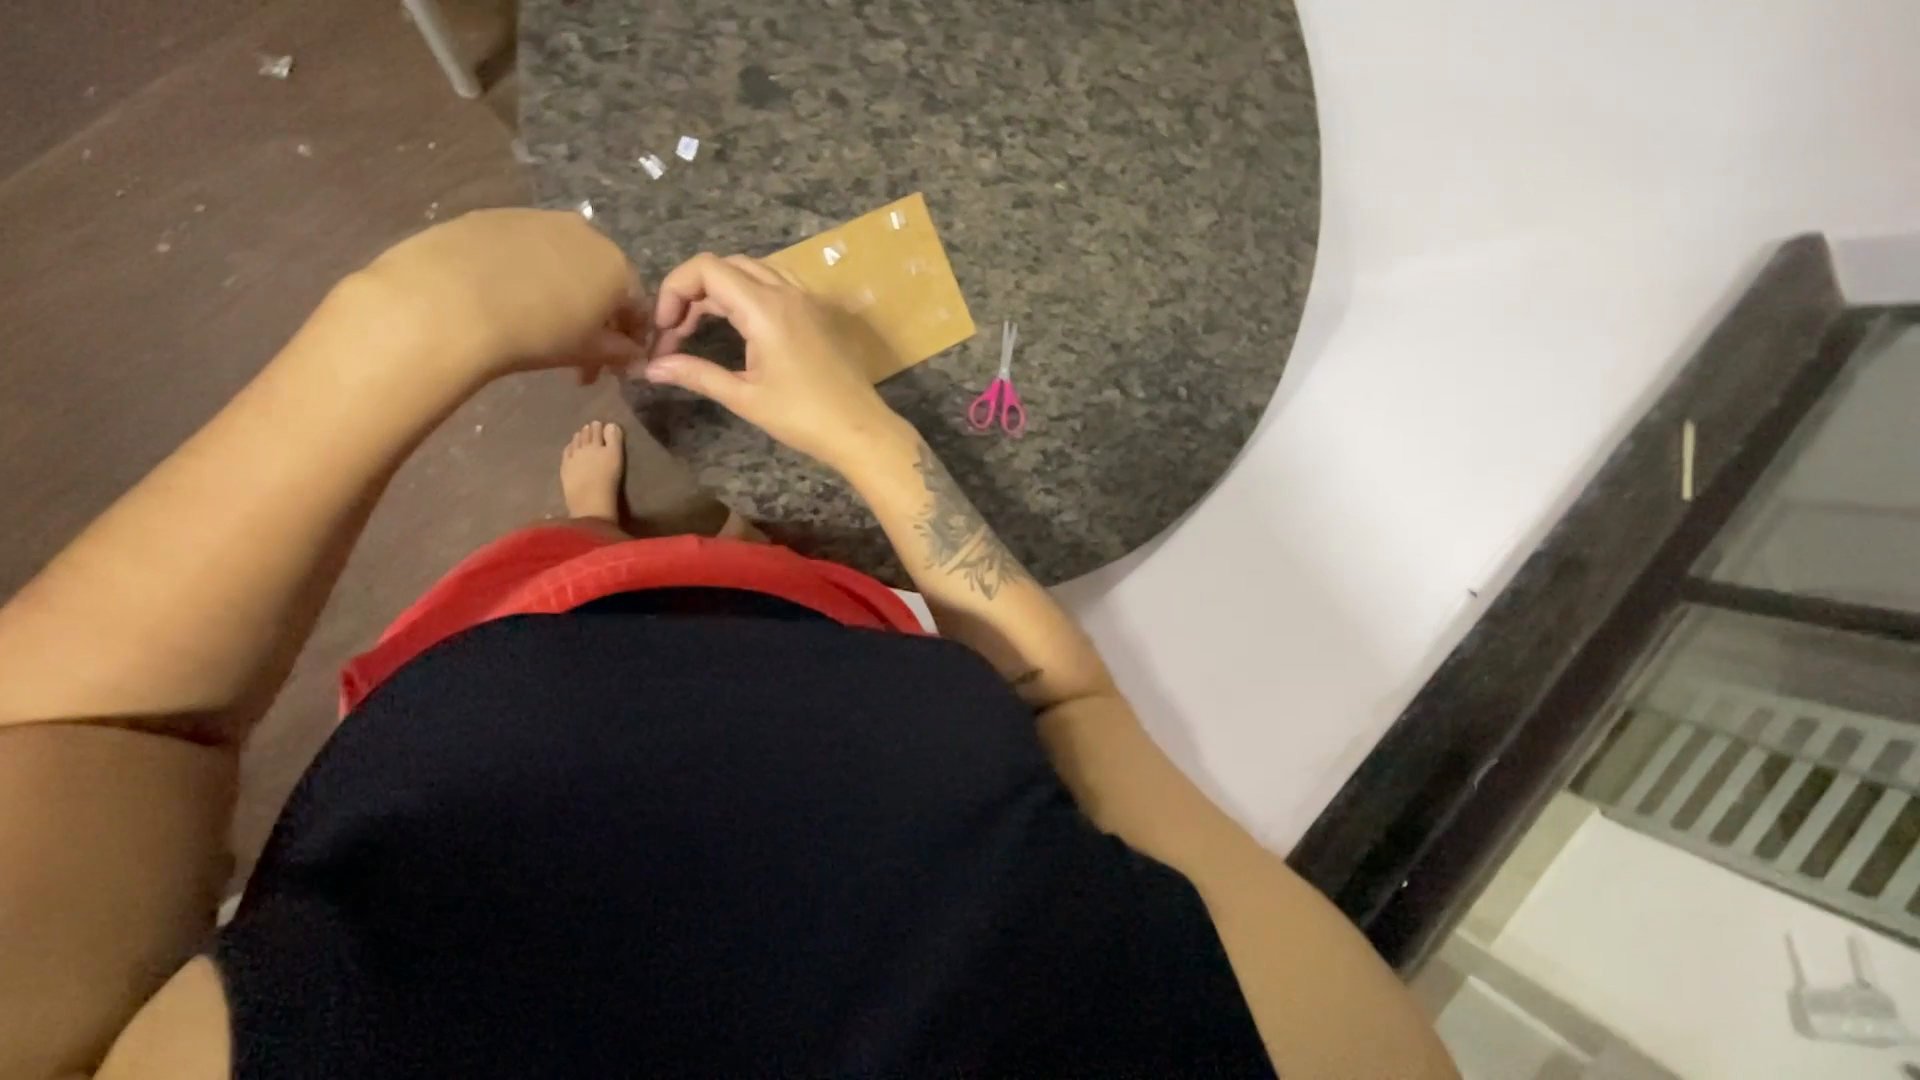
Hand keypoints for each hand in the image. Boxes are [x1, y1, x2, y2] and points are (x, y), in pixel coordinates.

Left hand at [355, 209, 648, 386]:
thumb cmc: (536, 333)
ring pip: (562, 259)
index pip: (637, 306)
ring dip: (561, 291)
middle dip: (595, 314)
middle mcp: (586, 233)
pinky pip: (523, 248)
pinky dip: (524, 273)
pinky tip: (503, 298)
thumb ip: (618, 352)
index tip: (612, 363)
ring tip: (535, 323)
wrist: (449, 302)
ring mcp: (538, 218)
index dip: (629, 338)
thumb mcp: (586, 352)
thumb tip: (633, 356)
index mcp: (617, 267)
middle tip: (575, 351)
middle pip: (601, 277)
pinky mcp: (494, 215)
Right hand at [643, 253, 905, 471]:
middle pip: (727, 265)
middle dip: (693, 291)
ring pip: (753, 270)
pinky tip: (741, 326)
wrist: (860, 430)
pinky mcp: (819, 313)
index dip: (675, 289)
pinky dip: (750, 293)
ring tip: (702, 327)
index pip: (707, 269)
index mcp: (765, 308)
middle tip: (677, 332)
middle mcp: (787, 292)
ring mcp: (807, 299)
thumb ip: (696, 375)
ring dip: (721, 290)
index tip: (665, 328)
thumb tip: (652, 368)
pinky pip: (777, 283)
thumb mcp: (744, 398)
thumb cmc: (803, 418)